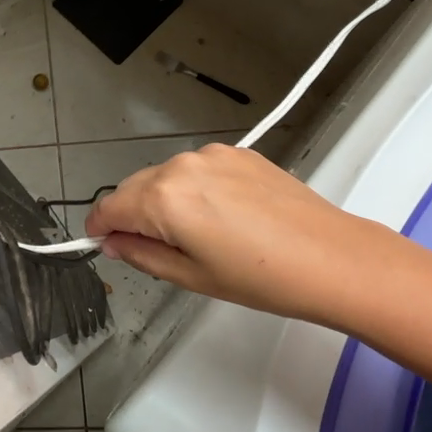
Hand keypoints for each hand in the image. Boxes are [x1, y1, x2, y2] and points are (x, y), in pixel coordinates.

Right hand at [83, 143, 410, 325]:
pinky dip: (194, 188)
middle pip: (135, 187)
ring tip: (194, 235)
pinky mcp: (237, 152)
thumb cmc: (262, 278)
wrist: (334, 257)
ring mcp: (210, 154)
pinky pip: (197, 169)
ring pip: (166, 176)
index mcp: (163, 198)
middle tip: (148, 248)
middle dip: (131, 213)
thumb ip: (141, 255)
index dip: (98, 227)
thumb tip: (113, 242)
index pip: (110, 207)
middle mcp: (180, 166)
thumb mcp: (192, 278)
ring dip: (163, 199)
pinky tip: (222, 216)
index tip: (99, 242)